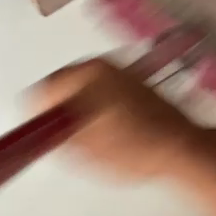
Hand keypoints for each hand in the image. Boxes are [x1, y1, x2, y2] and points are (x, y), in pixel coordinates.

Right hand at [31, 58, 206, 180]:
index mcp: (85, 76)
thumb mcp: (82, 150)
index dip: (38, 117)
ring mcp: (118, 69)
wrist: (179, 146)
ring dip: (78, 107)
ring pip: (80, 88)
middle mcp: (101, 65)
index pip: (41, 90)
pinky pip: (99, 89)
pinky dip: (96, 104)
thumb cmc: (137, 148)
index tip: (42, 136)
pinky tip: (109, 128)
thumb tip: (36, 131)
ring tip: (93, 137)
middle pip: (60, 86)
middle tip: (69, 139)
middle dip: (59, 111)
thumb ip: (52, 136)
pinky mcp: (130, 78)